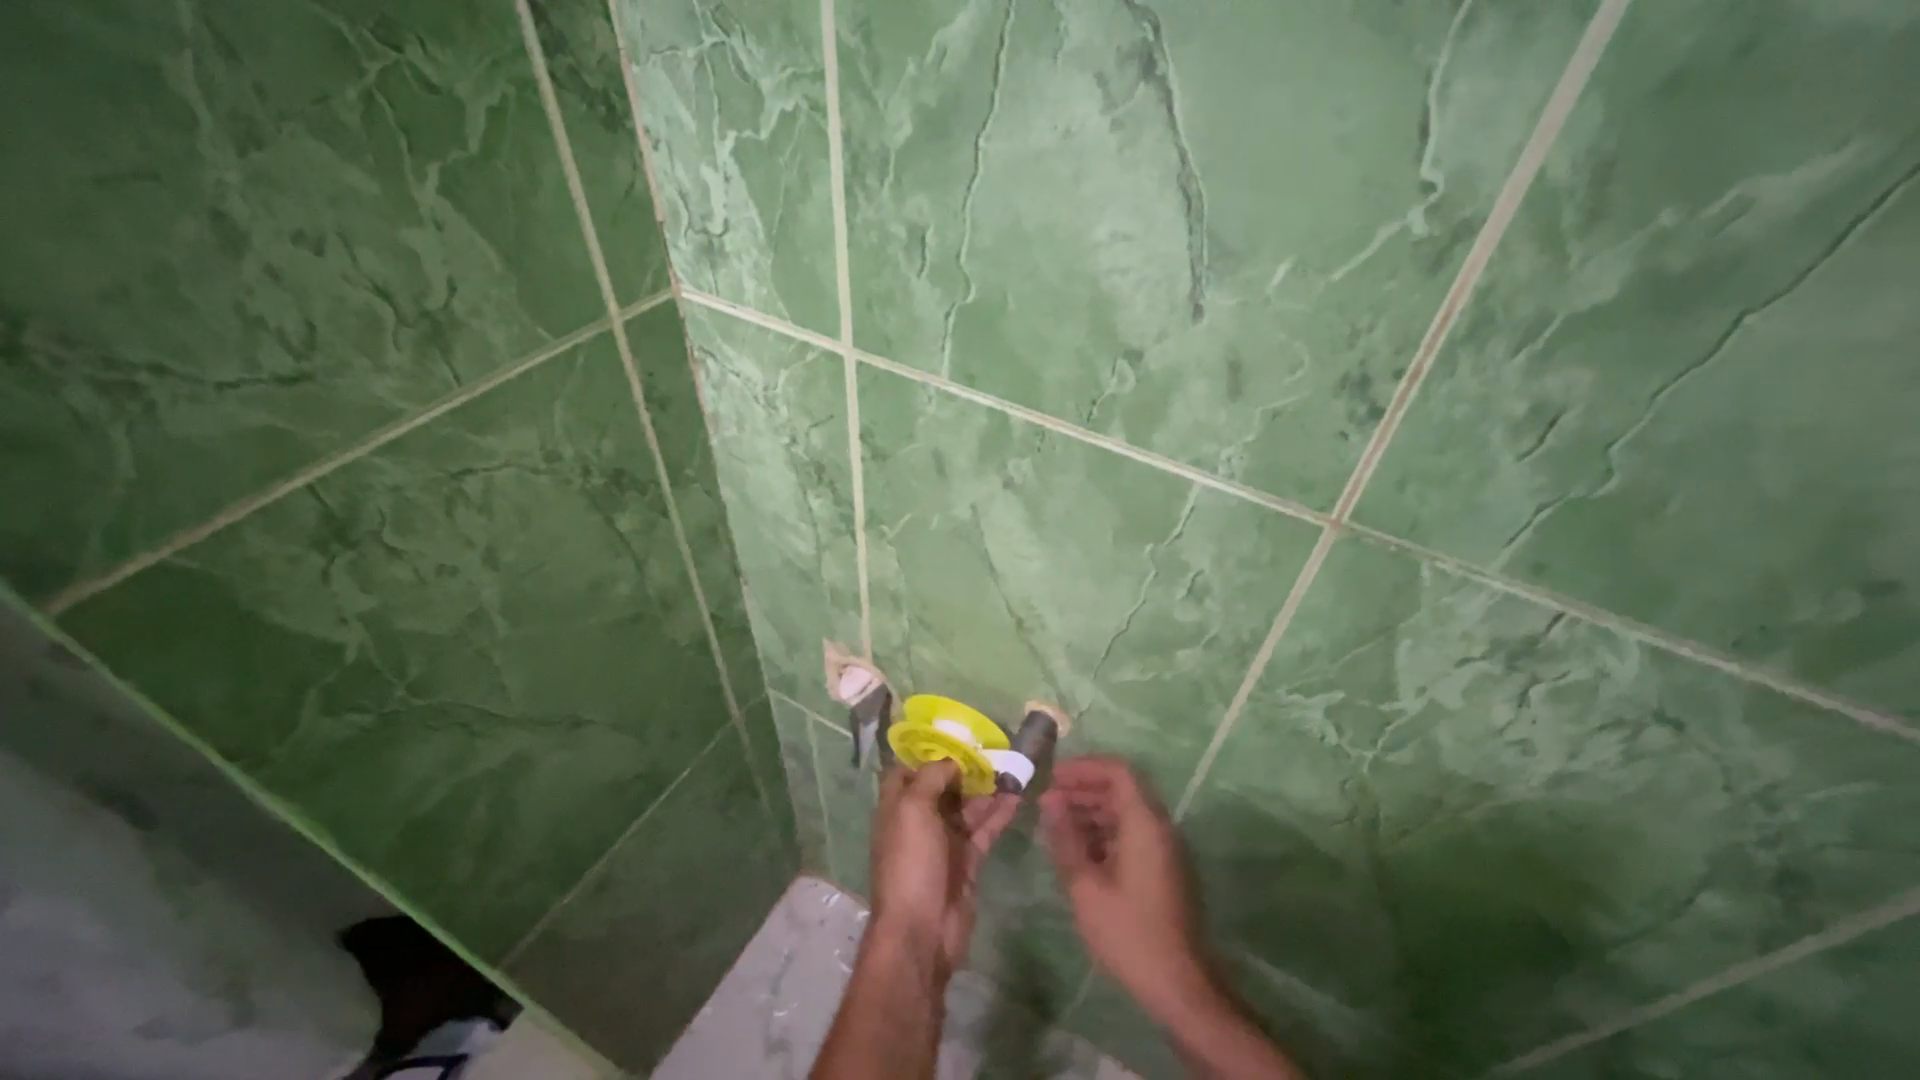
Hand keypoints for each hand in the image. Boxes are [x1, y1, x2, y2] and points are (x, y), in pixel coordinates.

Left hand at [870, 761, 1019, 975]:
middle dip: (965, 769)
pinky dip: (999, 813)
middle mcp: (919, 822)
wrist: (922, 929)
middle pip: (943, 788)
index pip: (907, 772)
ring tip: (1013, 766)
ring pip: (967, 808)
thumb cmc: (910, 862)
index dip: (928, 754)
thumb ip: (932, 777)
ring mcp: (944, 843)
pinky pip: (984, 830)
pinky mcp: (968, 862)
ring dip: (987, 789)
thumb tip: (951, 761)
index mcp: (897, 807)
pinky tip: (1018, 796)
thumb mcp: (913, 809)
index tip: (956, 736)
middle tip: (994, 748)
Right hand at [1040, 757, 1214, 1016]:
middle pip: (1122, 790)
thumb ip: (1065, 838)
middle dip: (1083, 790)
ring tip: (1055, 828)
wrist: (1178, 983)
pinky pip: (1134, 836)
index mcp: (1145, 823)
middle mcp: (1161, 828)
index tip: (1052, 777)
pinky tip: (1079, 854)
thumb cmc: (1127, 931)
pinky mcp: (1165, 871)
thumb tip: (1049, 801)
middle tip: (1046, 803)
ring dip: (1092, 813)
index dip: (1084, 767)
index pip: (1118, 771)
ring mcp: (1166, 850)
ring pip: (1127, 814)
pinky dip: (1105, 834)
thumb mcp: (1085, 885)